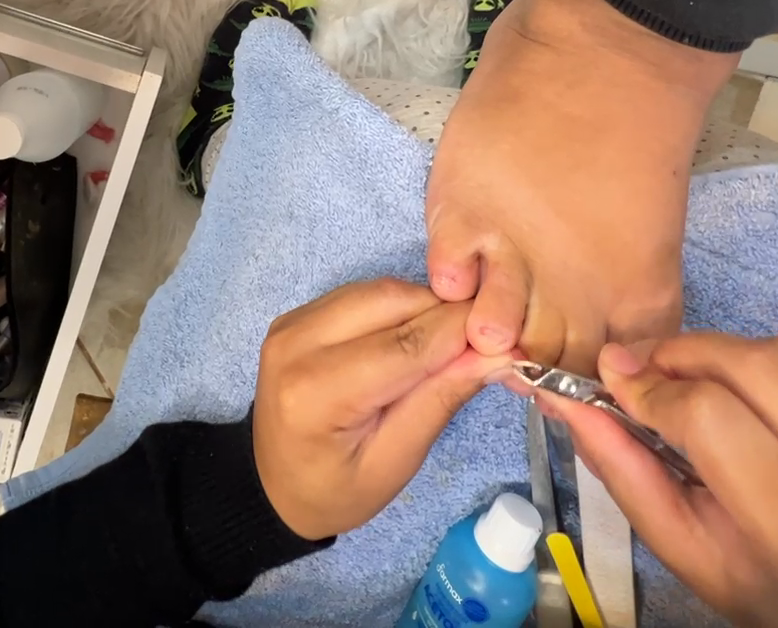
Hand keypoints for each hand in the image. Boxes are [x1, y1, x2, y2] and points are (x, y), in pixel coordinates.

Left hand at [252, 279, 509, 539]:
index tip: (506, 335)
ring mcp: (291, 321)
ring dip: (421, 304)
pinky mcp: (296, 313)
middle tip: (483, 336)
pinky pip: (358, 294)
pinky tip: (415, 333)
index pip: (405, 345)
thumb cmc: (335, 489)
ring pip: (376, 289)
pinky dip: (395, 305)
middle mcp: (297, 342)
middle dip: (444, 312)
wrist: (271, 483)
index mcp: (316, 392)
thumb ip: (439, 401)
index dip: (460, 332)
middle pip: (390, 302)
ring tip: (452, 338)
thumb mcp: (394, 463)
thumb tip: (495, 355)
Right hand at [427, 0, 734, 371]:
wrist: (610, 46)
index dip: (583, 377)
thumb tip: (615, 332)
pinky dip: (453, 282)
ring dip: (491, 328)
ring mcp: (510, 246)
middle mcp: (571, 285)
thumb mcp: (665, 224)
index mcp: (635, 290)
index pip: (603, 370)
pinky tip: (462, 272)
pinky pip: (448, 274)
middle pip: (543, 355)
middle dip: (535, 361)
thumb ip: (641, 290)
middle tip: (523, 342)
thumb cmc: (650, 120)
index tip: (567, 363)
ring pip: (494, 327)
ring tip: (488, 314)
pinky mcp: (462, 205)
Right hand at [545, 335, 777, 627]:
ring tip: (726, 394)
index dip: (656, 388)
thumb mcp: (684, 547)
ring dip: (744, 361)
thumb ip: (619, 465)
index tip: (621, 379)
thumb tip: (559, 389)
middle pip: (761, 370)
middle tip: (660, 366)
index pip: (714, 420)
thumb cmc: (772, 590)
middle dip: (692, 354)